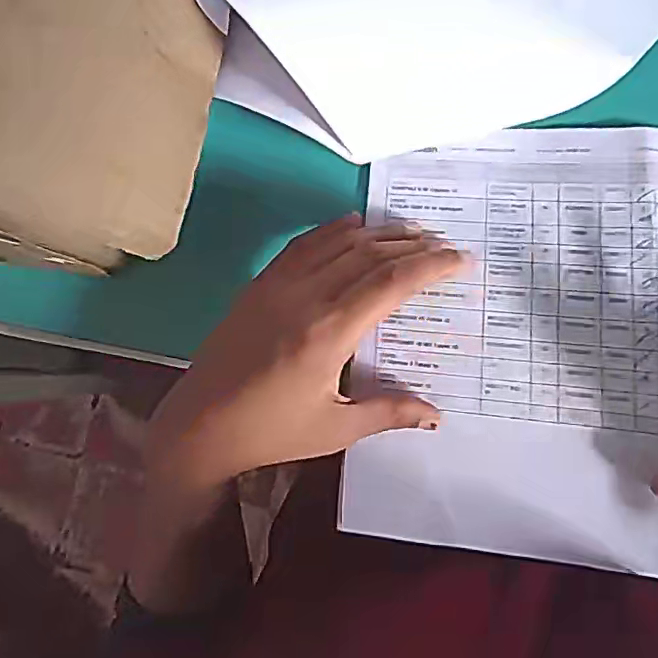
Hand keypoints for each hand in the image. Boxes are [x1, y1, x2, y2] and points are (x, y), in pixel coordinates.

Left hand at [146, 214, 467, 489]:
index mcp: (329, 333)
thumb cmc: (269, 431)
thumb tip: (436, 416)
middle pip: (370, 254)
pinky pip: (304, 244)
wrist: (198, 424)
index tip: (459, 259)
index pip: (391, 282)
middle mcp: (306, 297)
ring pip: (339, 242)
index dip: (431, 265)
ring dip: (379, 233)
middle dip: (413, 245)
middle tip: (443, 244)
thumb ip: (388, 413)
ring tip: (411, 232)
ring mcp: (279, 285)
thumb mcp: (334, 428)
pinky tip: (354, 225)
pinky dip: (335, 229)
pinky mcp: (261, 283)